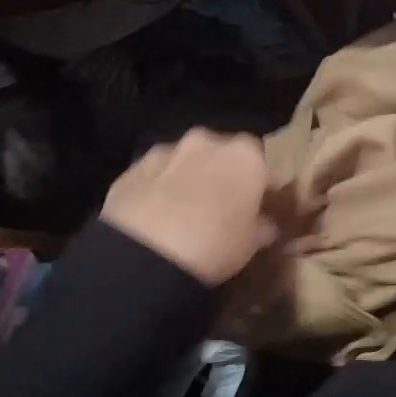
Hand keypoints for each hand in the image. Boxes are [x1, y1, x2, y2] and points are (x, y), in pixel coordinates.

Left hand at [101, 129, 276, 285]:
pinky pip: (151, 177)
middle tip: (213, 207)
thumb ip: (261, 227)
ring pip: (182, 161)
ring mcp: (165, 152)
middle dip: (216, 173)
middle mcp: (207, 141)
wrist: (144, 255)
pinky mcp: (131, 170)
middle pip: (218, 153)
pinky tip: (150, 220)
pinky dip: (152, 190)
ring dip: (183, 178)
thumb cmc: (214, 244)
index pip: (257, 158)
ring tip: (177, 215)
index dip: (252, 181)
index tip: (248, 204)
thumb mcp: (250, 244)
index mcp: (245, 154)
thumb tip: (264, 226)